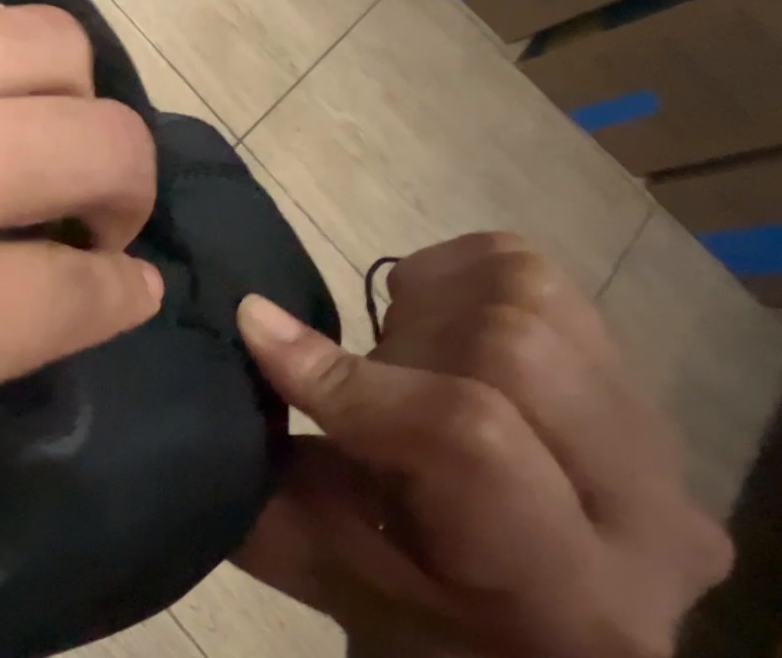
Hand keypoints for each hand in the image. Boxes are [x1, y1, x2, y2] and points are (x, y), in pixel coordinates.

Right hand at [231, 233, 730, 656]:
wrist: (508, 634)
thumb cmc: (393, 612)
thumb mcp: (308, 560)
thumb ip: (265, 467)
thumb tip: (244, 330)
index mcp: (559, 592)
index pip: (463, 436)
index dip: (346, 378)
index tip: (256, 328)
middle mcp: (644, 519)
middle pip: (514, 345)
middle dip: (401, 331)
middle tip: (360, 359)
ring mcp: (666, 457)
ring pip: (542, 298)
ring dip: (438, 301)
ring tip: (401, 347)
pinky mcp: (655, 409)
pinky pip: (557, 294)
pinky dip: (470, 287)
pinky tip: (445, 341)